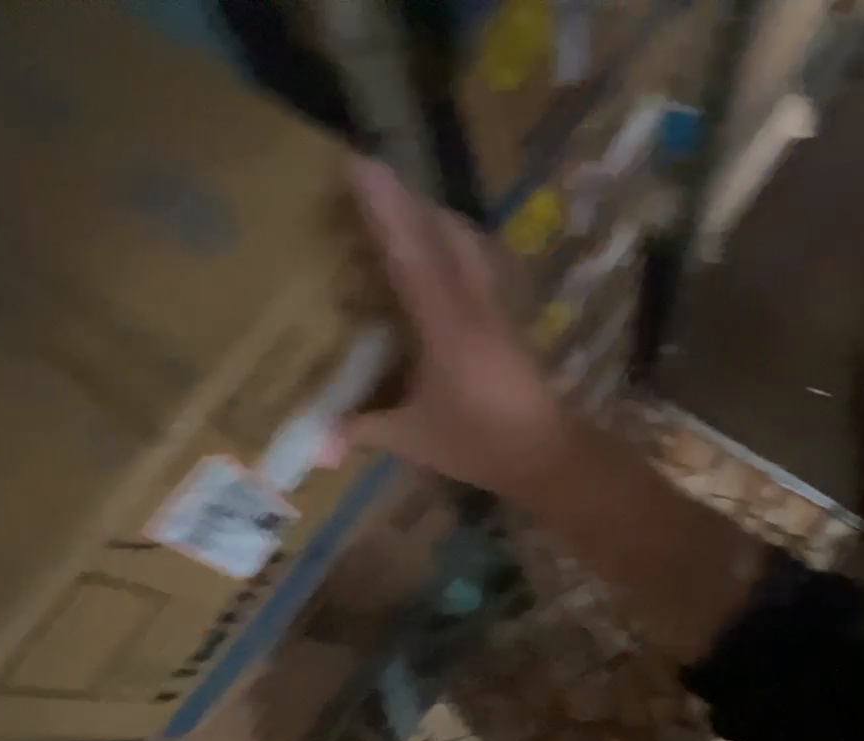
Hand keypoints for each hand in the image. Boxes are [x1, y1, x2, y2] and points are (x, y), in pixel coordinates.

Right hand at [340, 156, 570, 499]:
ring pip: (470, 242)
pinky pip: (483, 262)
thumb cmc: (479, 444)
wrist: (548, 454)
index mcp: (445, 326)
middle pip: (446, 231)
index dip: (385, 208)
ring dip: (437, 218)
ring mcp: (499, 307)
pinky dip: (458, 244)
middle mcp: (474, 304)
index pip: (411, 253)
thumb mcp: (413, 438)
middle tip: (372, 184)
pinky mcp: (512, 318)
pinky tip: (446, 256)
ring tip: (406, 213)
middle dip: (409, 201)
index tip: (360, 163)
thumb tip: (315, 444)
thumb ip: (362, 429)